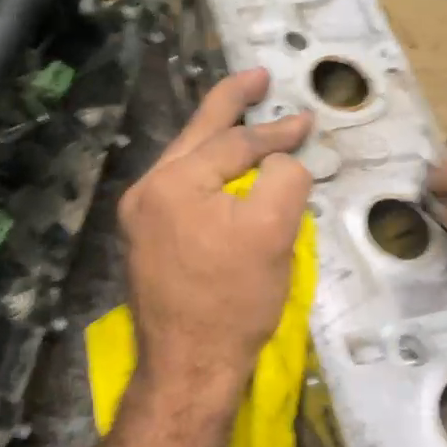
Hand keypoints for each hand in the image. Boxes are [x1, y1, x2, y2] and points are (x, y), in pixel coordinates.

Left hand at [120, 69, 313, 410]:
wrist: (188, 368)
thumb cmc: (232, 301)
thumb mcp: (273, 234)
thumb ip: (283, 179)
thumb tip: (281, 161)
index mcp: (173, 183)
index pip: (234, 145)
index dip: (275, 132)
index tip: (307, 121)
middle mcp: (146, 191)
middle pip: (197, 137)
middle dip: (230, 105)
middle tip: (256, 78)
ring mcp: (140, 218)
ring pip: (185, 162)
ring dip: (217, 140)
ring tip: (242, 115)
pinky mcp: (145, 242)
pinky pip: (180, 190)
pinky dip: (207, 173)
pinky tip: (222, 171)